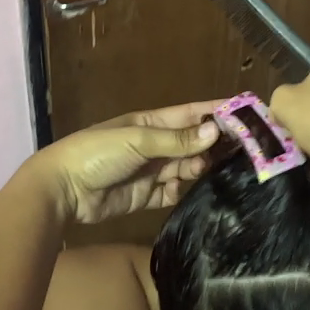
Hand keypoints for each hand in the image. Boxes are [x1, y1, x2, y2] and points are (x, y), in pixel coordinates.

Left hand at [29, 100, 222, 224]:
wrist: (63, 190)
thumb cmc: (98, 153)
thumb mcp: (138, 140)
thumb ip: (177, 140)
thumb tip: (216, 131)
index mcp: (151, 123)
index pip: (191, 114)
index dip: (217, 112)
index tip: (246, 112)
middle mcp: (154, 145)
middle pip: (193, 142)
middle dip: (213, 144)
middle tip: (240, 151)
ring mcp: (151, 171)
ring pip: (186, 167)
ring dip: (199, 168)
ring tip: (211, 171)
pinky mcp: (146, 197)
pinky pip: (173, 193)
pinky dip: (181, 192)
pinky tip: (187, 191)